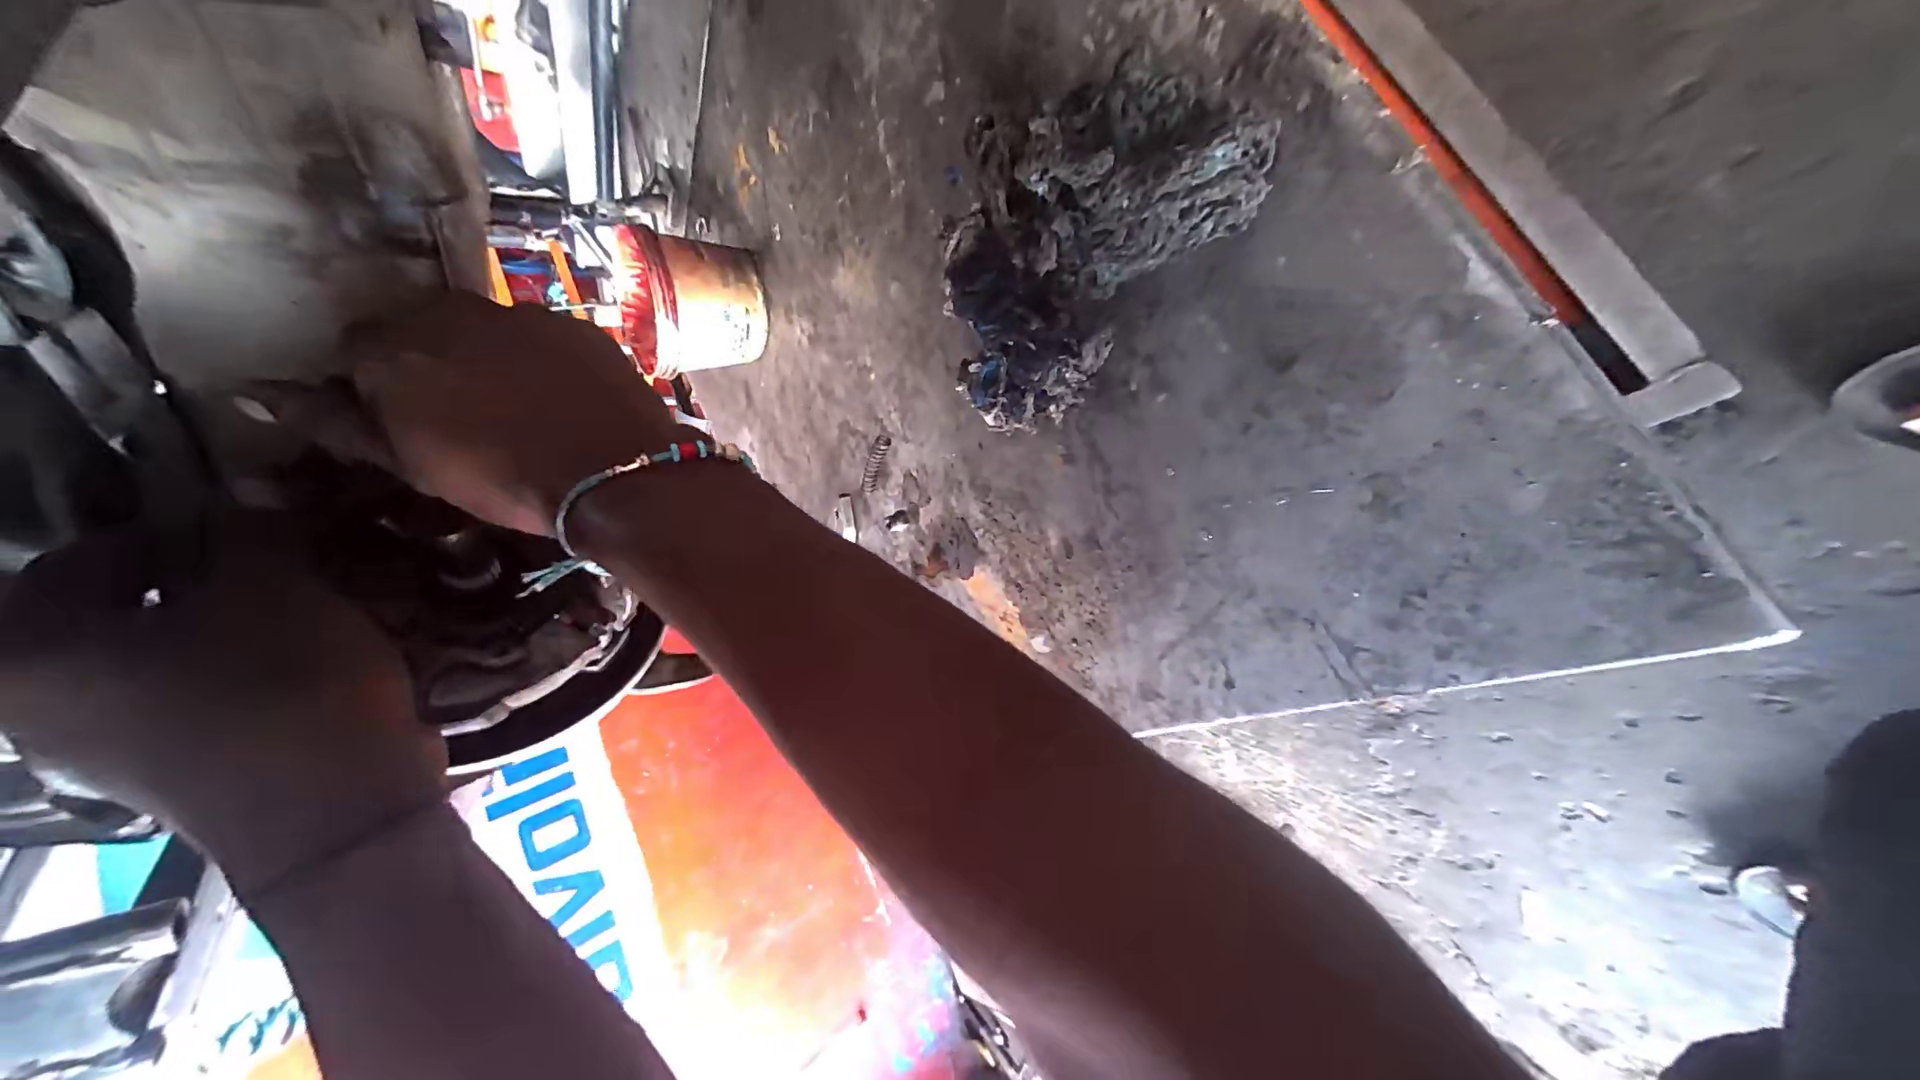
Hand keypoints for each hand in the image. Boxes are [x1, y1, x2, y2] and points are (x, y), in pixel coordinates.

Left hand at [0, 513, 446, 893]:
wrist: (338, 809)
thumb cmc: (286, 689)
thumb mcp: (278, 588)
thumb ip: (251, 527)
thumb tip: (249, 483)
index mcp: (27, 656)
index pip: (76, 558)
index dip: (170, 530)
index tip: (252, 528)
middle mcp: (36, 706)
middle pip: (115, 609)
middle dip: (198, 578)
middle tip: (278, 566)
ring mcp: (102, 747)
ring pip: (156, 652)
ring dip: (221, 621)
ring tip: (297, 610)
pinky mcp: (168, 768)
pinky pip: (185, 692)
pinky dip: (231, 664)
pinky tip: (294, 659)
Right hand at [251, 294, 685, 536]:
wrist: (617, 474)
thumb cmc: (508, 481)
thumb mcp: (415, 466)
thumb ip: (341, 425)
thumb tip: (262, 394)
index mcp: (395, 348)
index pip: (360, 349)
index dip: (380, 382)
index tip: (406, 413)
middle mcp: (454, 314)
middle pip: (425, 328)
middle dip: (435, 360)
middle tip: (466, 408)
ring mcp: (524, 314)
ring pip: (489, 329)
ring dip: (492, 355)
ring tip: (522, 402)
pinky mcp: (579, 327)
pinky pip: (547, 337)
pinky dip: (546, 359)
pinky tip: (564, 394)